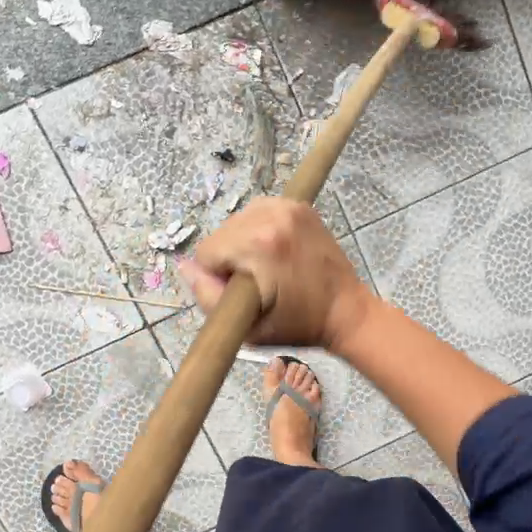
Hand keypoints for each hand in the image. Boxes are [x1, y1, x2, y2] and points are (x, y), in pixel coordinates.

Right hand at [179, 197, 377, 350]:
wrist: (346, 311)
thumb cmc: (299, 325)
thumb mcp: (248, 326)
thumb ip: (209, 298)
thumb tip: (185, 268)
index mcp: (258, 244)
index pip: (206, 253)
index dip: (217, 278)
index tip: (242, 295)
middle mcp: (270, 216)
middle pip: (221, 235)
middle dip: (229, 260)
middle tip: (257, 284)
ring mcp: (287, 206)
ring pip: (237, 223)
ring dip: (242, 245)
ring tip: (267, 269)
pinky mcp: (298, 205)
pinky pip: (258, 213)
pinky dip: (259, 231)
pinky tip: (274, 252)